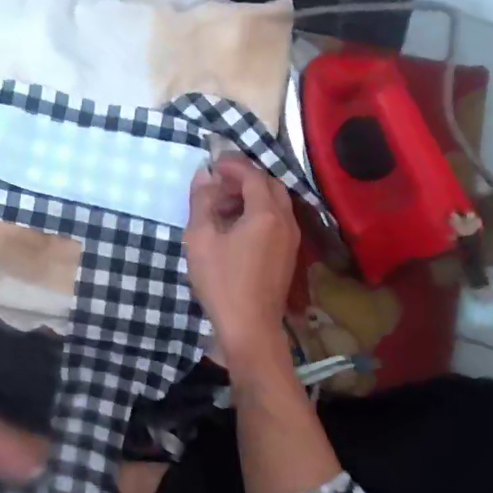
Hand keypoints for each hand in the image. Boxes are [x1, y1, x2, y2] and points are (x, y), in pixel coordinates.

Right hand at [183, 155, 300, 369]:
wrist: (250, 328)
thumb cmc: (222, 282)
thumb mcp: (201, 239)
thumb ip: (202, 202)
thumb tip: (204, 175)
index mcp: (266, 213)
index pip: (253, 175)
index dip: (233, 165)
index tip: (213, 164)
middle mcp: (286, 221)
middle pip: (270, 186)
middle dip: (245, 179)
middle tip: (218, 184)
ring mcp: (291, 240)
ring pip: (276, 204)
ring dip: (252, 197)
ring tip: (223, 206)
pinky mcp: (289, 256)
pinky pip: (277, 221)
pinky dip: (259, 214)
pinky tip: (236, 229)